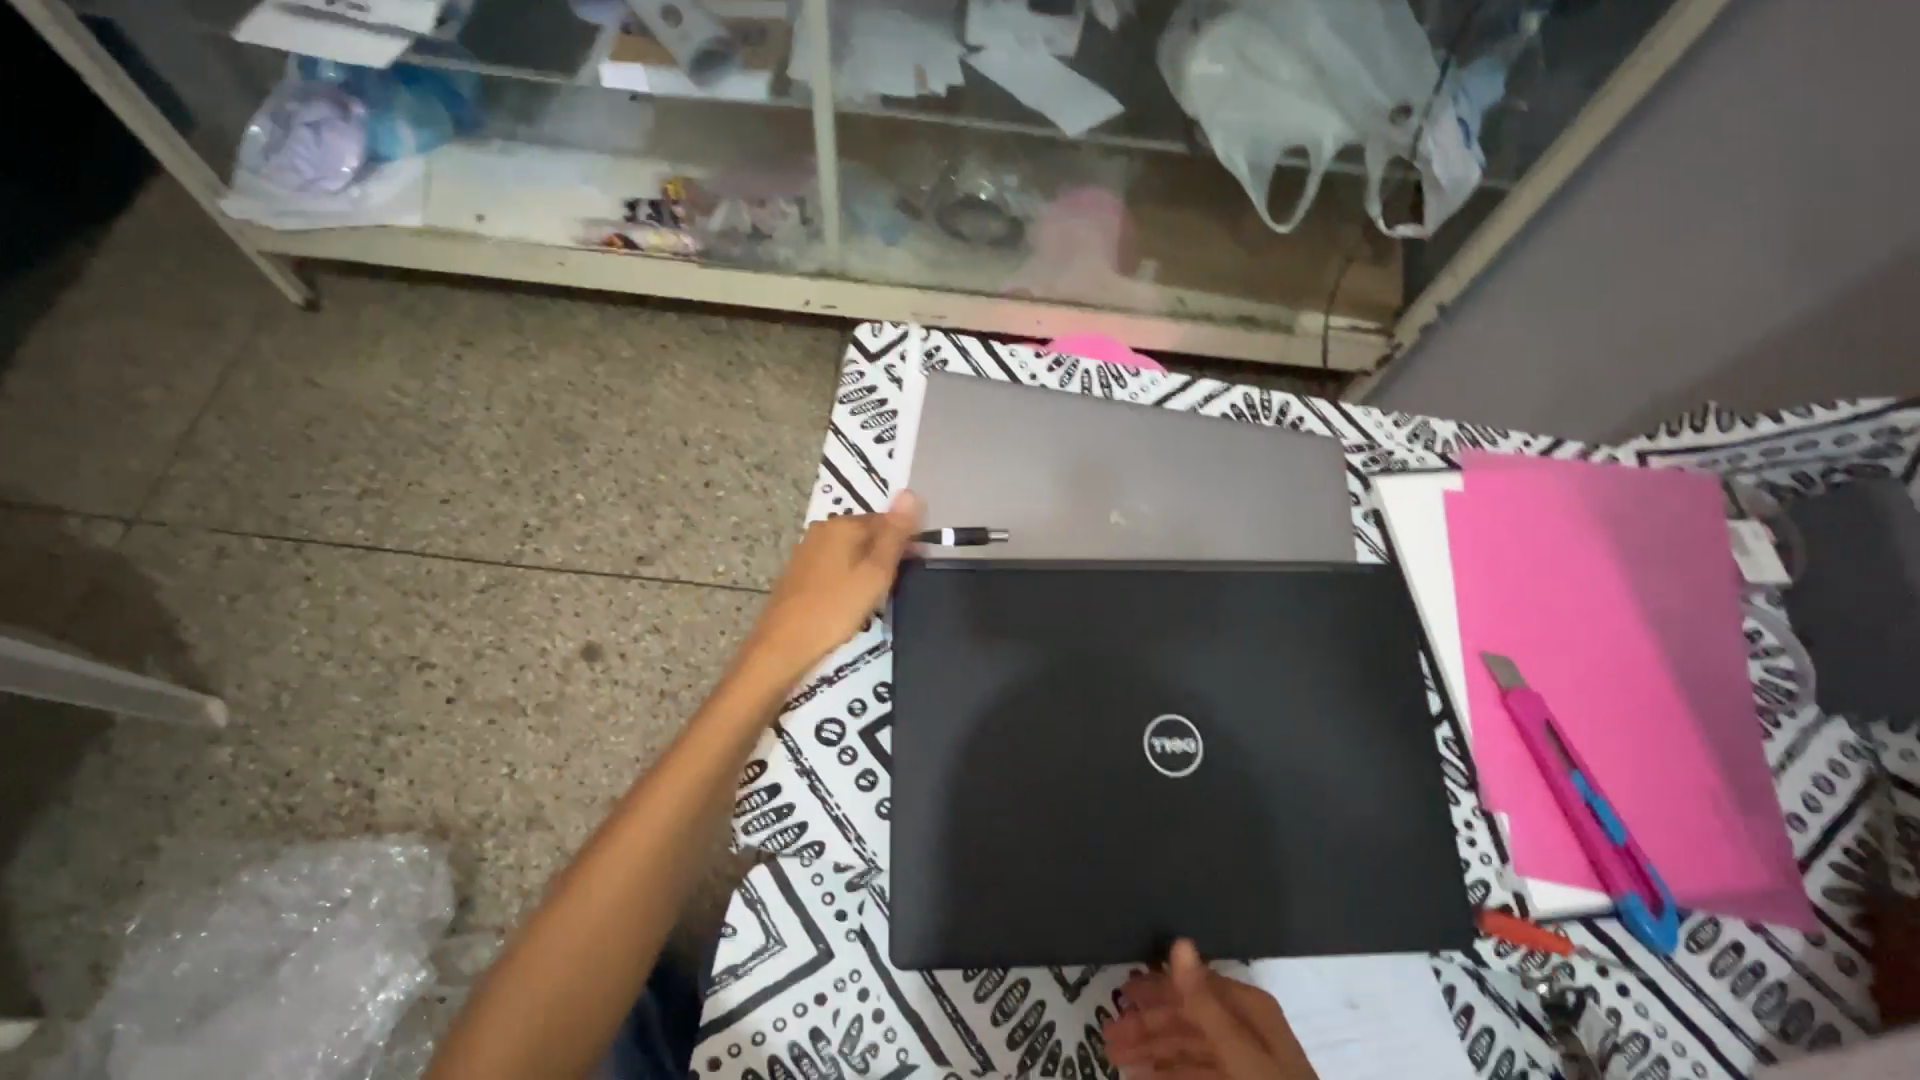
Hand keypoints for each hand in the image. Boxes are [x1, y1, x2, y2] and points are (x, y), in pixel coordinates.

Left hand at [738, 492, 921, 684]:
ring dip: (868, 565)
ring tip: (879, 593)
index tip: (919, 563)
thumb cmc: (836, 608)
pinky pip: (835, 564)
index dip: (906, 539)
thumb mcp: (875, 573)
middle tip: (900, 582)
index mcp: (842, 525)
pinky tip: (853, 597)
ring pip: (851, 549)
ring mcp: (807, 549)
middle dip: (886, 552)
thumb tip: (911, 492)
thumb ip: (895, 534)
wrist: (784, 644)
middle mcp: (822, 529)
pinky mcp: (800, 570)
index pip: (886, 519)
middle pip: (867, 533)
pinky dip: (849, 575)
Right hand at [1103, 940, 1318, 1079]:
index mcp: (1249, 1010)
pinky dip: (1169, 1076)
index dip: (1156, 990)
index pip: (1194, 986)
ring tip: (1117, 1062)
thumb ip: (1203, 1001)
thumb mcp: (1238, 1052)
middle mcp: (1246, 1029)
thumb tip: (1178, 942)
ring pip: (1187, 1049)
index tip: (1120, 997)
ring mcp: (1244, 1063)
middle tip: (1108, 1038)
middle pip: (1187, 1019)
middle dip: (1146, 1027)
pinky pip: (1197, 1075)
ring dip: (1151, 1052)